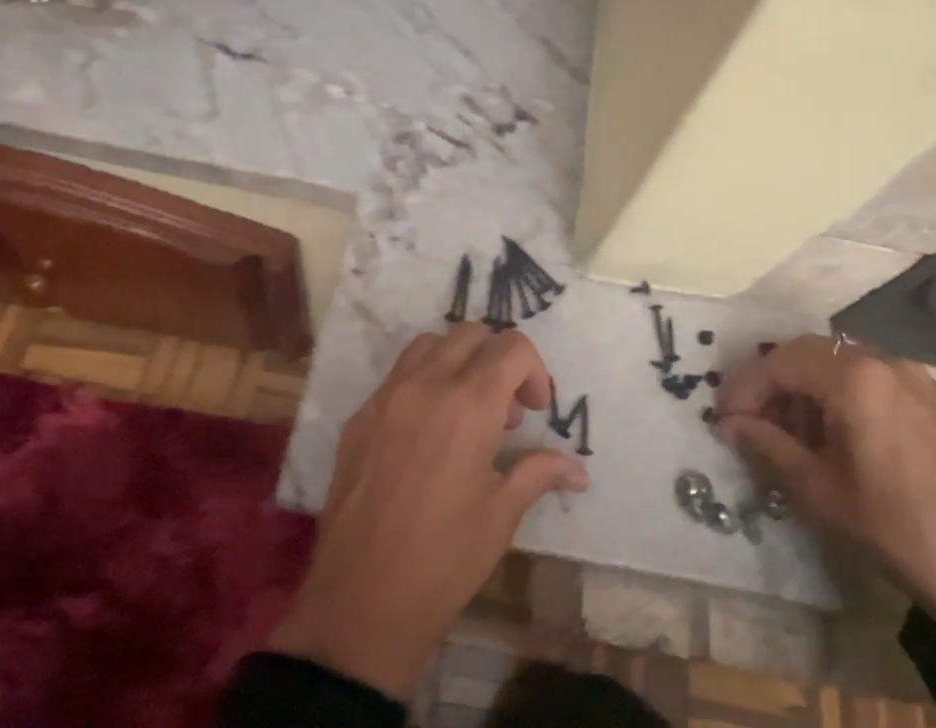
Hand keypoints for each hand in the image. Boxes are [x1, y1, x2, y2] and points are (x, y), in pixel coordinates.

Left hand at [269, 325, 589, 697]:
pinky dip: (421, 385)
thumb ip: (537, 473)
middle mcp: (424, 387)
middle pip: (469, 335)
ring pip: (427, 347)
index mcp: (468, 405)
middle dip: (498, 361)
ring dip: (457, 364)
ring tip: (466, 414)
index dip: (534, 371)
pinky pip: (395, 379)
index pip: (511, 347)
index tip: (535, 411)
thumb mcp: (501, 515)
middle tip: (506, 413)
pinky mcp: (357, 420)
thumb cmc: (445, 559)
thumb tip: (578, 469)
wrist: (363, 598)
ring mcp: (384, 399)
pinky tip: (426, 437)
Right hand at [714, 336, 935, 643]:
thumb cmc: (892, 527)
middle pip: (811, 353)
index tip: (723, 419)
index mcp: (856, 380)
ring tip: (787, 430)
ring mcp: (917, 379)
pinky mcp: (935, 401)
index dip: (745, 387)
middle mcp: (887, 364)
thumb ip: (767, 445)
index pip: (781, 363)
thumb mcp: (817, 489)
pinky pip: (874, 380)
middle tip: (748, 420)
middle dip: (773, 381)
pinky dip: (842, 394)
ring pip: (842, 363)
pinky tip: (833, 433)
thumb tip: (728, 424)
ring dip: (807, 387)